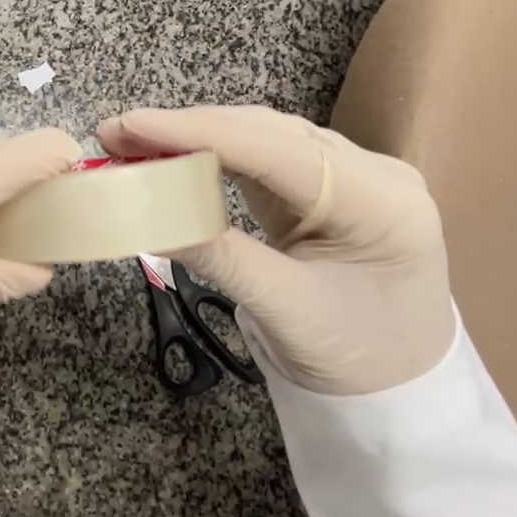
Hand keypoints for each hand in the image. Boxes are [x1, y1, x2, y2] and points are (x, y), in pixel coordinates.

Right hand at [99, 105, 454, 394]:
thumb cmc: (356, 359)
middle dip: (187, 129)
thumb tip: (141, 214)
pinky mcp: (327, 183)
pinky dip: (214, 154)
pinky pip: (262, 154)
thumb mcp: (286, 311)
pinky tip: (176, 154)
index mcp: (381, 202)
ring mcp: (352, 173)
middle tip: (115, 135)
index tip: (128, 126)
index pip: (274, 148)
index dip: (197, 132)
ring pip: (261, 135)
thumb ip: (217, 255)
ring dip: (196, 136)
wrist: (400, 391)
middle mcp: (371, 172)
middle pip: (266, 131)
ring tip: (134, 143)